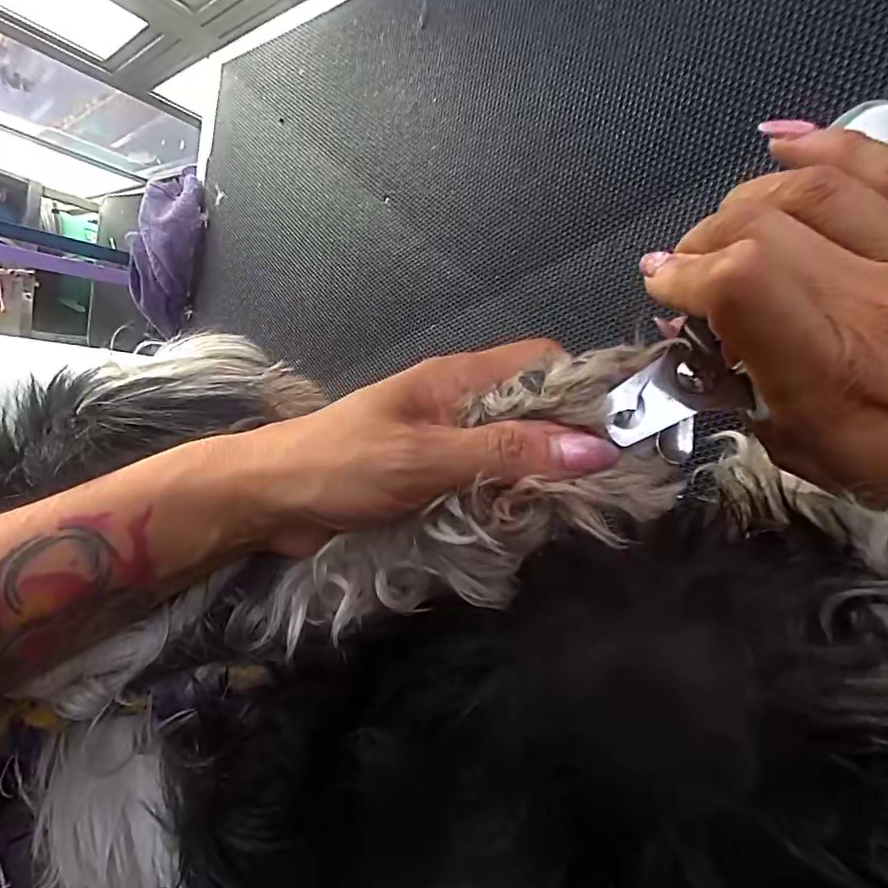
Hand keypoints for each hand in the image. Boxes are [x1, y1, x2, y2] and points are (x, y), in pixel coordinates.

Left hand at [215, 339, 622, 556]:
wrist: (272, 499)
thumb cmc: (343, 465)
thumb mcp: (427, 457)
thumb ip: (507, 452)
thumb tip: (594, 449)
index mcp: (459, 379)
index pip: (542, 363)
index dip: (582, 390)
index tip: (615, 436)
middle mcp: (460, 404)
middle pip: (535, 410)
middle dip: (564, 446)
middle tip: (590, 491)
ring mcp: (446, 441)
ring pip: (514, 450)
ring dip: (534, 480)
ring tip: (553, 513)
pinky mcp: (434, 476)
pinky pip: (486, 480)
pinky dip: (504, 500)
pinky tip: (513, 524)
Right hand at [640, 127, 887, 525]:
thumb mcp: (810, 457)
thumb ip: (745, 390)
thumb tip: (699, 338)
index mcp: (835, 364)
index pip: (733, 278)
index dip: (679, 274)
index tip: (660, 286)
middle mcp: (883, 293)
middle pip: (762, 217)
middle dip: (702, 235)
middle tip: (687, 263)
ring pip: (819, 180)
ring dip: (751, 192)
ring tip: (727, 218)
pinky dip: (832, 142)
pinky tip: (786, 142)